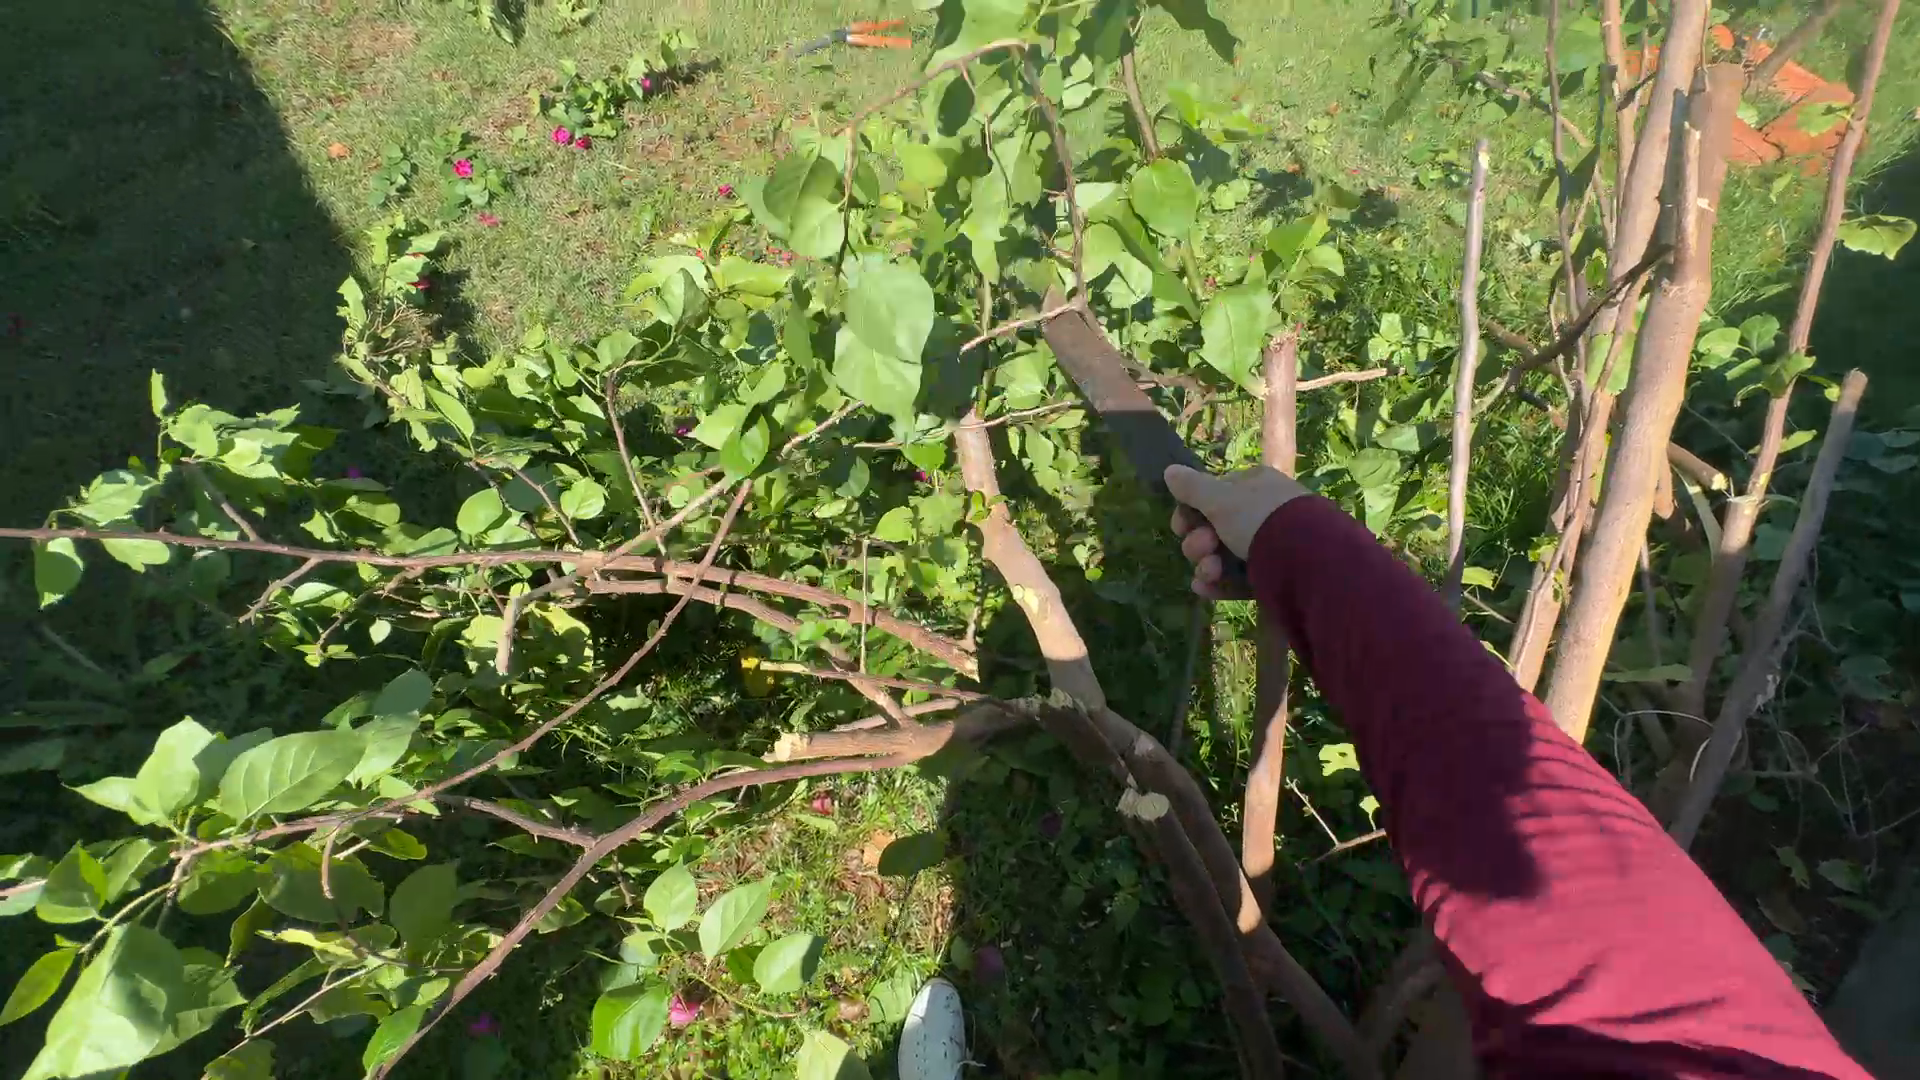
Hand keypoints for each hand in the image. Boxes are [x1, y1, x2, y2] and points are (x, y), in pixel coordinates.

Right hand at [1164, 464, 1307, 599]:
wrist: (1308, 560)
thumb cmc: (1261, 518)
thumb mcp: (1221, 498)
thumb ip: (1192, 487)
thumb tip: (1169, 471)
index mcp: (1252, 488)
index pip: (1211, 497)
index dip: (1189, 513)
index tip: (1181, 526)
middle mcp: (1260, 514)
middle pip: (1212, 529)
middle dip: (1198, 542)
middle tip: (1204, 546)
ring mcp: (1267, 547)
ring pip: (1221, 557)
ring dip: (1206, 565)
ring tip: (1211, 572)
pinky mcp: (1271, 576)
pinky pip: (1236, 579)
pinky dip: (1218, 584)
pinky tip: (1205, 589)